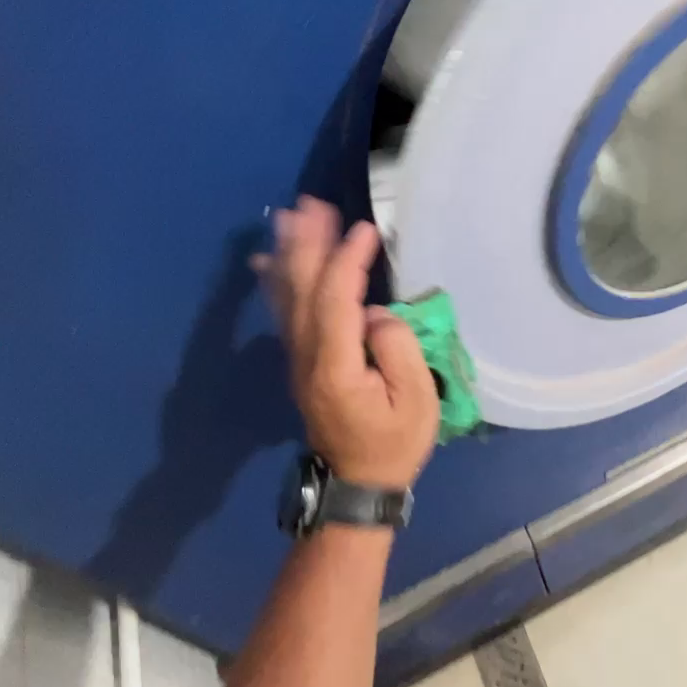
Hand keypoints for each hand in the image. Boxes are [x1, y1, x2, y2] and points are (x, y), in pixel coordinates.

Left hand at [252, 196, 439, 489]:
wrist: (358, 482)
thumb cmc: (395, 442)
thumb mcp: (416, 401)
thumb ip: (398, 351)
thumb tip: (376, 316)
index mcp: (337, 365)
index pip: (337, 301)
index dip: (347, 262)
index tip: (365, 230)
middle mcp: (308, 356)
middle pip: (302, 290)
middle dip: (307, 244)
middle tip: (313, 204)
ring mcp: (298, 359)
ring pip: (288, 297)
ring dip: (289, 253)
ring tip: (291, 216)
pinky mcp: (300, 362)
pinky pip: (284, 312)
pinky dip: (277, 281)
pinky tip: (270, 260)